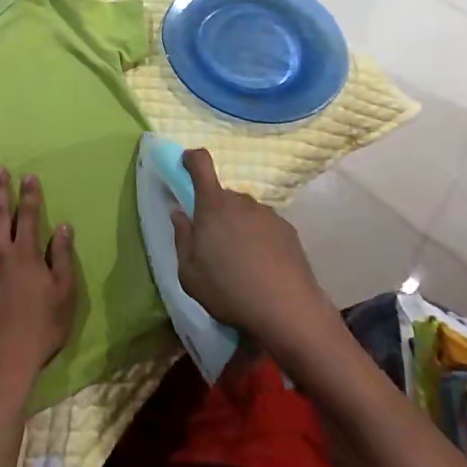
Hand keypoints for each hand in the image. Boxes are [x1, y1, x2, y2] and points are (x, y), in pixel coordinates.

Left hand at [0, 169, 77, 387]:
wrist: (4, 363)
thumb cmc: (42, 329)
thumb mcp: (64, 294)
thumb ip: (62, 258)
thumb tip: (64, 226)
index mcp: (27, 256)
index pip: (29, 217)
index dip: (30, 195)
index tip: (28, 176)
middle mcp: (1, 256)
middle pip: (0, 217)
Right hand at [170, 149, 331, 347]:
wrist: (286, 307)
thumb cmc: (228, 289)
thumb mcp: (189, 273)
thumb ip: (182, 238)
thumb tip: (180, 213)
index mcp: (213, 206)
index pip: (201, 165)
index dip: (191, 159)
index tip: (185, 163)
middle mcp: (242, 202)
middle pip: (223, 197)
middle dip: (214, 212)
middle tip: (212, 245)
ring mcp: (268, 213)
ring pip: (245, 212)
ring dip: (237, 226)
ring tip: (239, 261)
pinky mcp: (287, 228)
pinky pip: (264, 226)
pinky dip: (258, 238)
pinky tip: (261, 266)